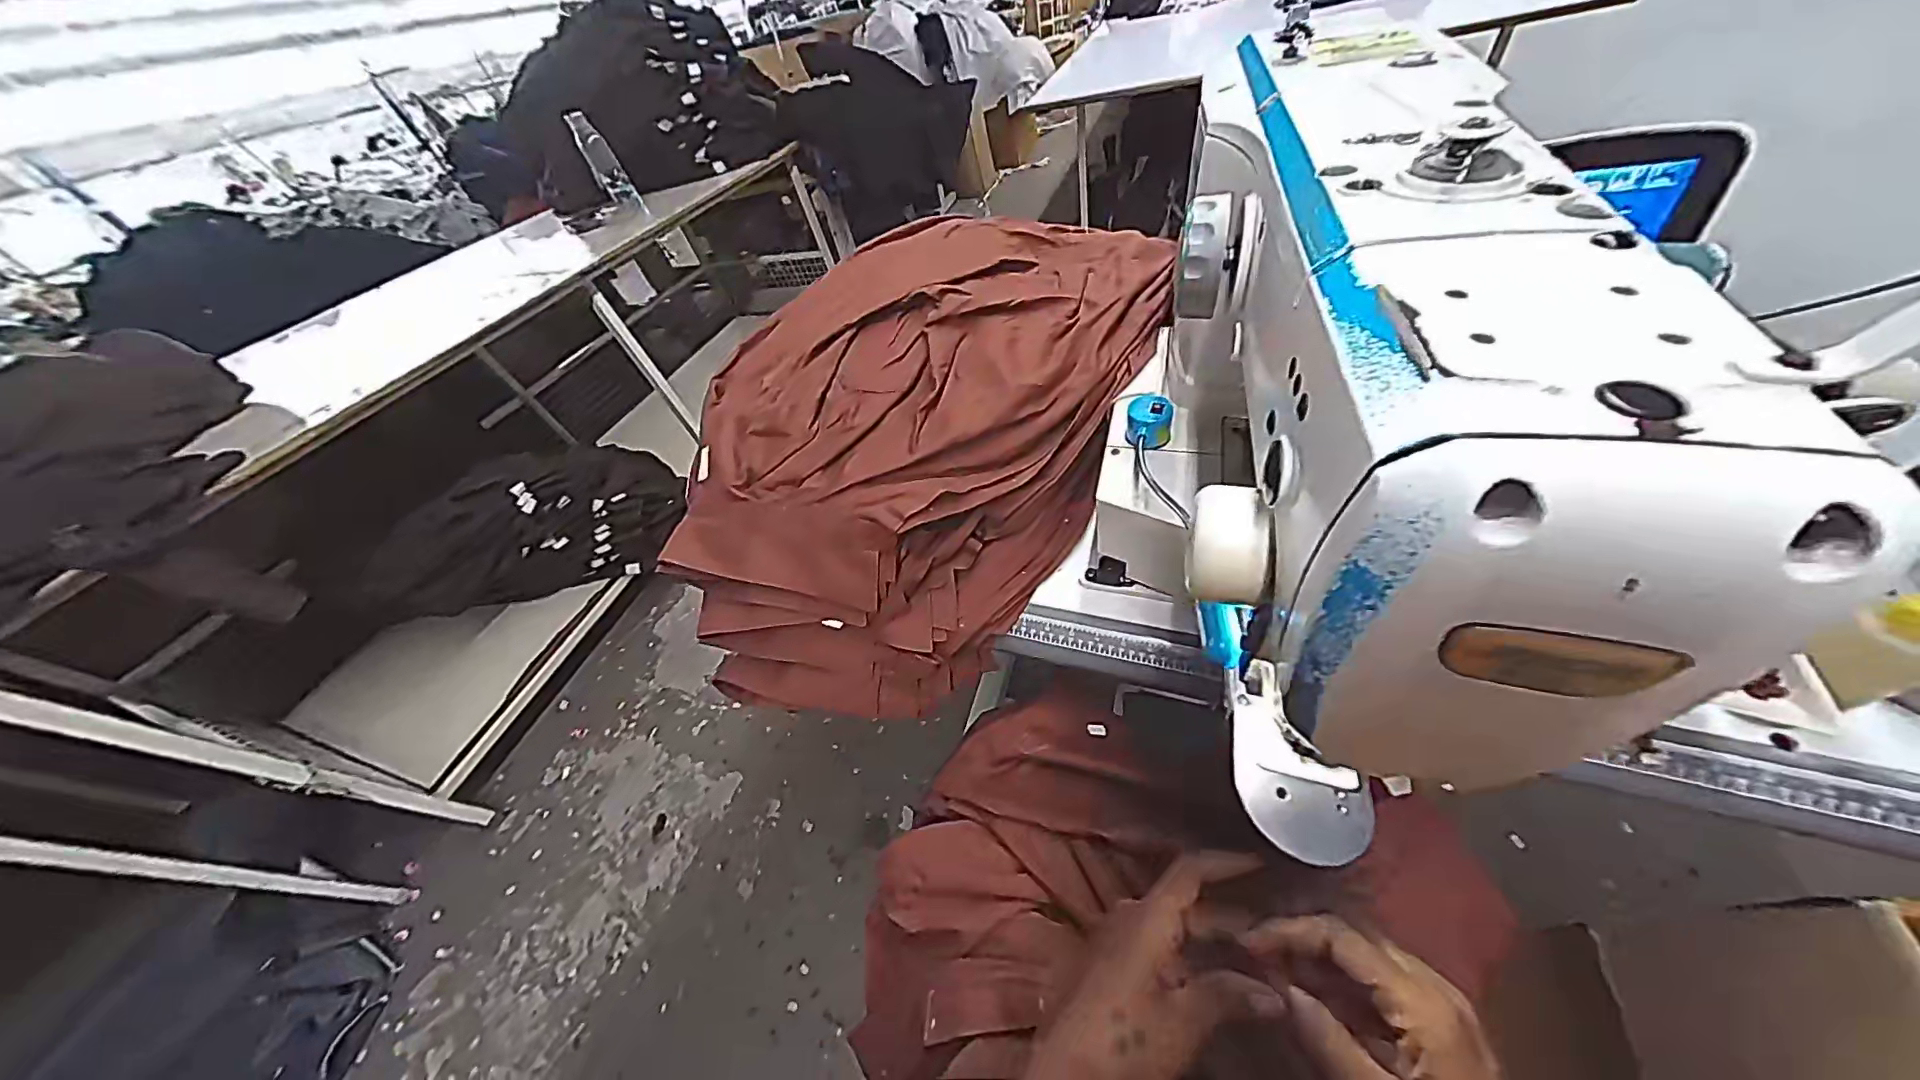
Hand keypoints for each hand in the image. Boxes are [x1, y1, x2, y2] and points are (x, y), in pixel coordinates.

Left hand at [1022, 852, 1287, 1079]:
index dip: (1224, 862)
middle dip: (1228, 915)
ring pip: (1171, 925)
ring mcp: (1114, 938)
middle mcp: (1128, 917)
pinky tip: (1208, 977)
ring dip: (1208, 937)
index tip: (1258, 863)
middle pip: (1185, 902)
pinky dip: (1186, 953)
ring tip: (1251, 956)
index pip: (1188, 871)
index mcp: (1145, 917)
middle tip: (1271, 929)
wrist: (1062, 1067)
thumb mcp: (1181, 1021)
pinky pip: (1155, 944)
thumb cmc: (1121, 1037)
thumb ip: (1225, 997)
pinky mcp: (1108, 963)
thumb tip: (1274, 993)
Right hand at [1242, 915, 1499, 1079]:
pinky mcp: (1439, 1016)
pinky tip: (1311, 991)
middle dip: (1299, 933)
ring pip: (1363, 948)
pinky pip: (1378, 976)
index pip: (1341, 932)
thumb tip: (1280, 990)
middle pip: (1353, 929)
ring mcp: (1441, 997)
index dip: (1287, 929)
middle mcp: (1434, 982)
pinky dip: (1339, 977)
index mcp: (1423, 997)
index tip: (1248, 941)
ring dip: (1315, 954)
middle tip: (1256, 948)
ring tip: (1274, 967)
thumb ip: (1329, 1043)